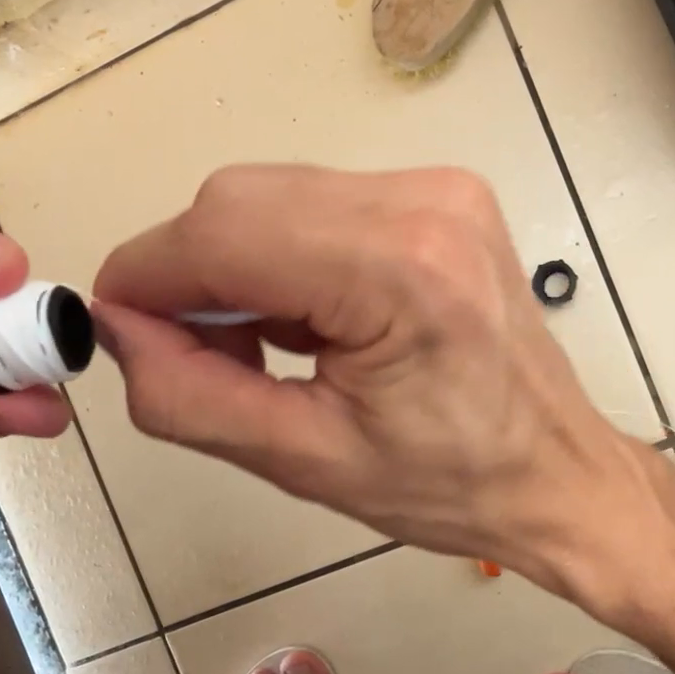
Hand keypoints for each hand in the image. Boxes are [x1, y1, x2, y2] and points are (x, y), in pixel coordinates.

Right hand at [92, 165, 661, 597]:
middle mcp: (426, 201)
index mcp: (402, 268)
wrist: (556, 472)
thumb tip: (118, 330)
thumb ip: (190, 396)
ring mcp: (442, 188)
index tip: (122, 335)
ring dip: (242, 267)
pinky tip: (312, 322)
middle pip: (242, 199)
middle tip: (206, 360)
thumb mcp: (306, 462)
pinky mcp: (445, 196)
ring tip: (270, 352)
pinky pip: (324, 203)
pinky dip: (289, 256)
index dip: (147, 279)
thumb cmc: (453, 485)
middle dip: (194, 275)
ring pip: (277, 196)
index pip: (221, 232)